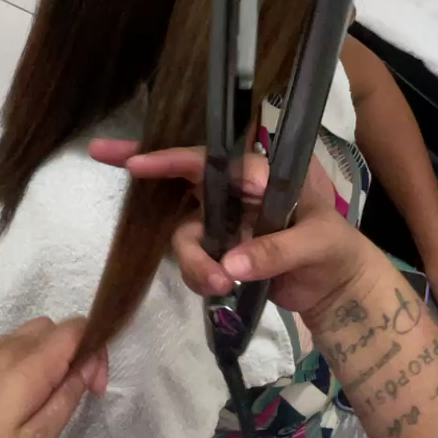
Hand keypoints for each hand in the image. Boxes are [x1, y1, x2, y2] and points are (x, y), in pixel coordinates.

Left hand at [0, 317, 106, 437]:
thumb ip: (66, 399)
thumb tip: (87, 368)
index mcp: (28, 362)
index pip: (76, 328)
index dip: (97, 350)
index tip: (96, 389)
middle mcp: (9, 348)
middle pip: (56, 327)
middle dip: (77, 351)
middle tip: (78, 394)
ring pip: (35, 336)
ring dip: (54, 356)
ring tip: (52, 401)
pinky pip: (16, 349)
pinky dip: (33, 362)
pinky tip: (24, 401)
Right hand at [88, 140, 393, 321]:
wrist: (336, 286)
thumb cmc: (335, 248)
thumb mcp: (318, 241)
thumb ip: (276, 249)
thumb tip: (230, 263)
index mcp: (258, 174)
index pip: (209, 160)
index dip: (171, 158)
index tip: (137, 163)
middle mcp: (233, 193)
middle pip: (178, 177)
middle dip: (142, 163)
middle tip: (100, 151)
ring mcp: (222, 223)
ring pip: (184, 233)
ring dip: (192, 258)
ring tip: (219, 282)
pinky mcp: (218, 253)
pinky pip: (194, 262)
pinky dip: (201, 276)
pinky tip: (224, 287)